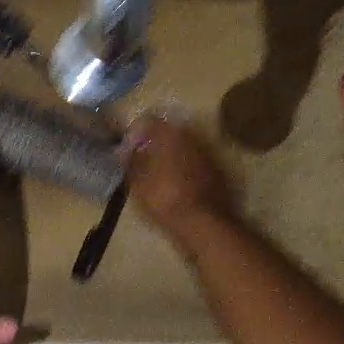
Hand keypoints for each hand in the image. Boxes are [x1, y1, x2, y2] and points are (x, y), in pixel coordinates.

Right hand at [121, 113, 236, 228]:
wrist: (203, 224)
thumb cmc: (163, 199)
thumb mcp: (137, 182)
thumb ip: (130, 161)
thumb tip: (124, 150)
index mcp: (170, 133)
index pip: (147, 120)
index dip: (132, 134)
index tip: (125, 153)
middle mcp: (193, 135)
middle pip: (168, 131)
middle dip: (153, 143)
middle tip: (140, 162)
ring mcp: (209, 152)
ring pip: (184, 146)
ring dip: (169, 156)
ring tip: (157, 175)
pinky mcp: (219, 170)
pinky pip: (196, 161)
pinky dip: (185, 168)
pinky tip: (176, 186)